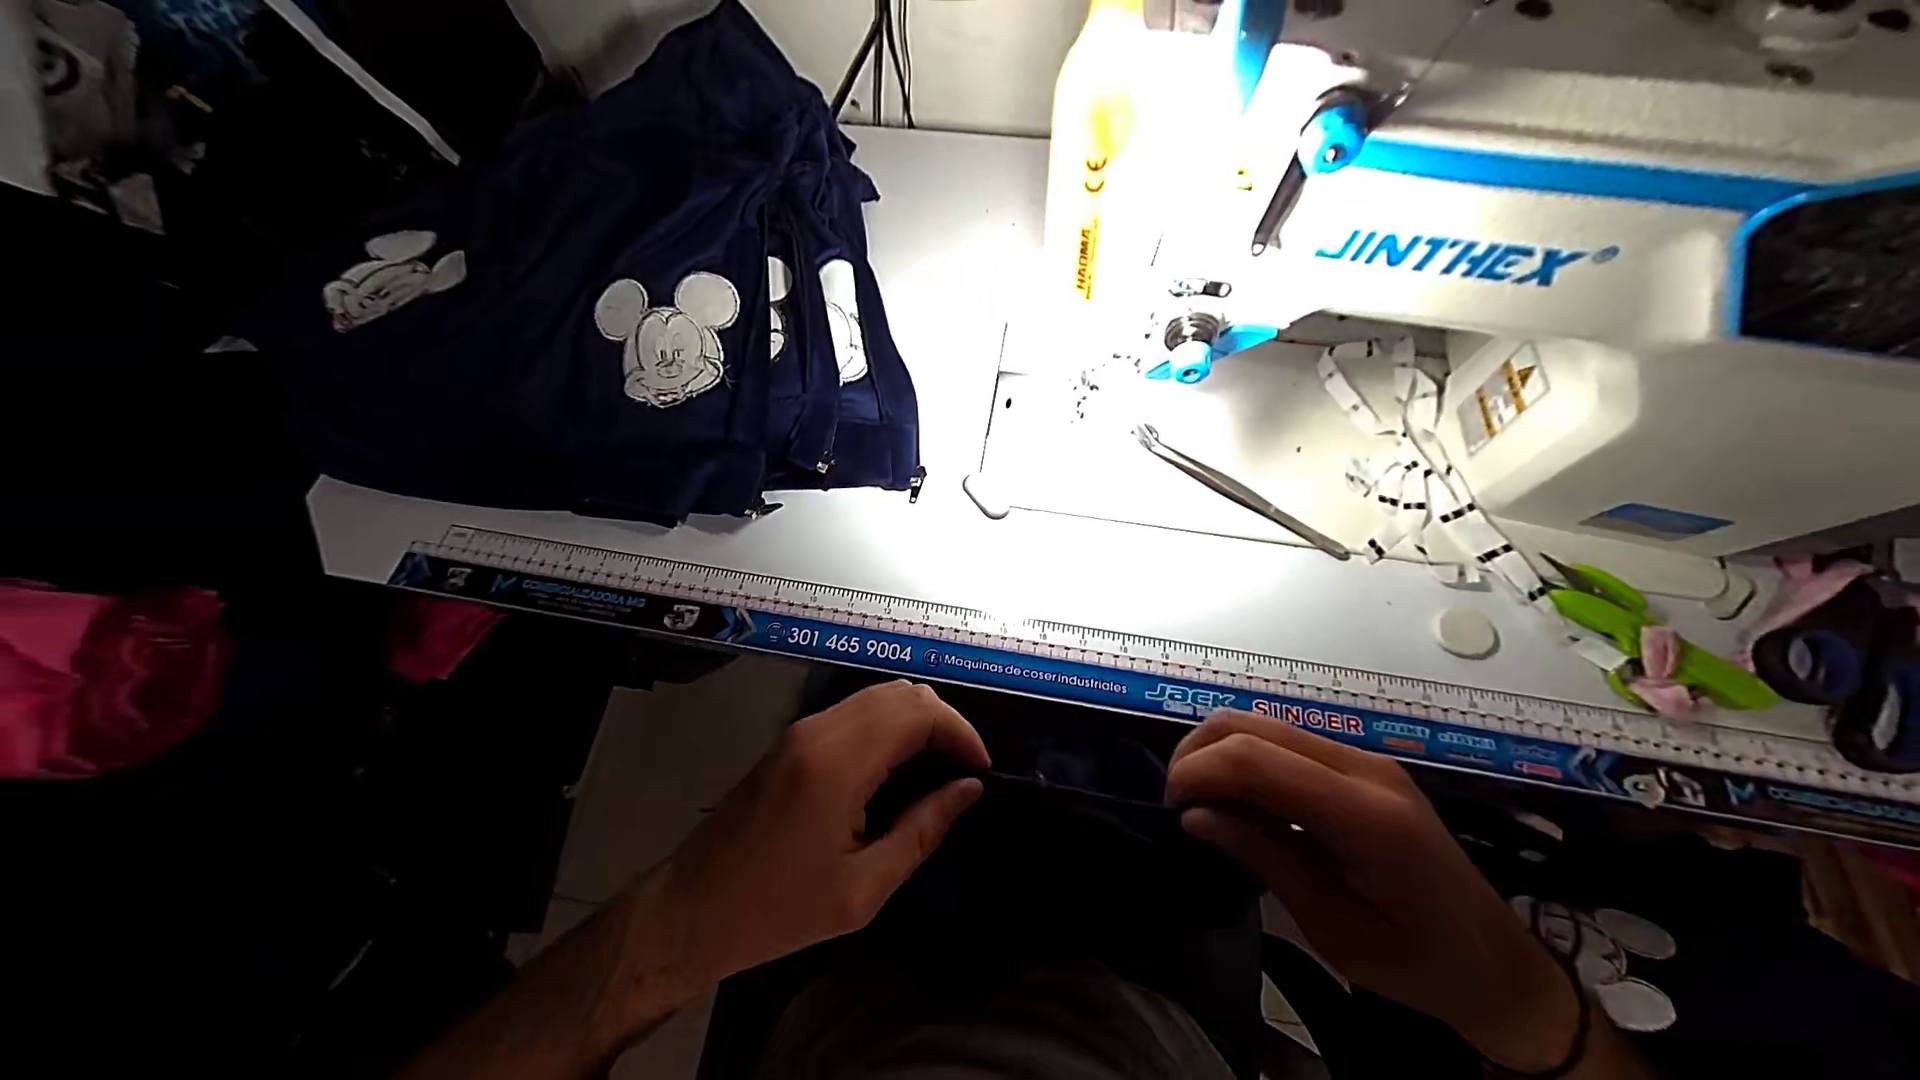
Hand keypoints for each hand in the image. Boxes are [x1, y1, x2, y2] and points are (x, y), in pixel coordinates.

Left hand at [398, 681, 988, 1079]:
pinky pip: (855, 711)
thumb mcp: (863, 888)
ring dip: (916, 720)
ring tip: (937, 767)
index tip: (980, 768)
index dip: (961, 732)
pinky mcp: (792, 740)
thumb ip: (923, 829)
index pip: (918, 711)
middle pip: (900, 692)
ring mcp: (801, 730)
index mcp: (838, 762)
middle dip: (943, 721)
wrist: (689, 911)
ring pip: (878, 695)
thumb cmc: (776, 909)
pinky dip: (888, 725)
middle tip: (962, 768)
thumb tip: (968, 790)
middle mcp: (819, 730)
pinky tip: (897, 765)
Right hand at [1166, 710, 1579, 1071]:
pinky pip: (1280, 738)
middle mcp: (1363, 768)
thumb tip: (1196, 816)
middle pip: (1251, 725)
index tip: (1171, 807)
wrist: (1498, 962)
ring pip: (1260, 721)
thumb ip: (1264, 859)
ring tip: (1200, 799)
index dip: (1198, 771)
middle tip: (1178, 802)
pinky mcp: (1355, 763)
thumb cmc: (1421, 964)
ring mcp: (1361, 758)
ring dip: (1215, 750)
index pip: (1256, 759)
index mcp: (1365, 815)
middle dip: (1197, 753)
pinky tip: (1235, 795)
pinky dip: (1242, 756)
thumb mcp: (1333, 929)